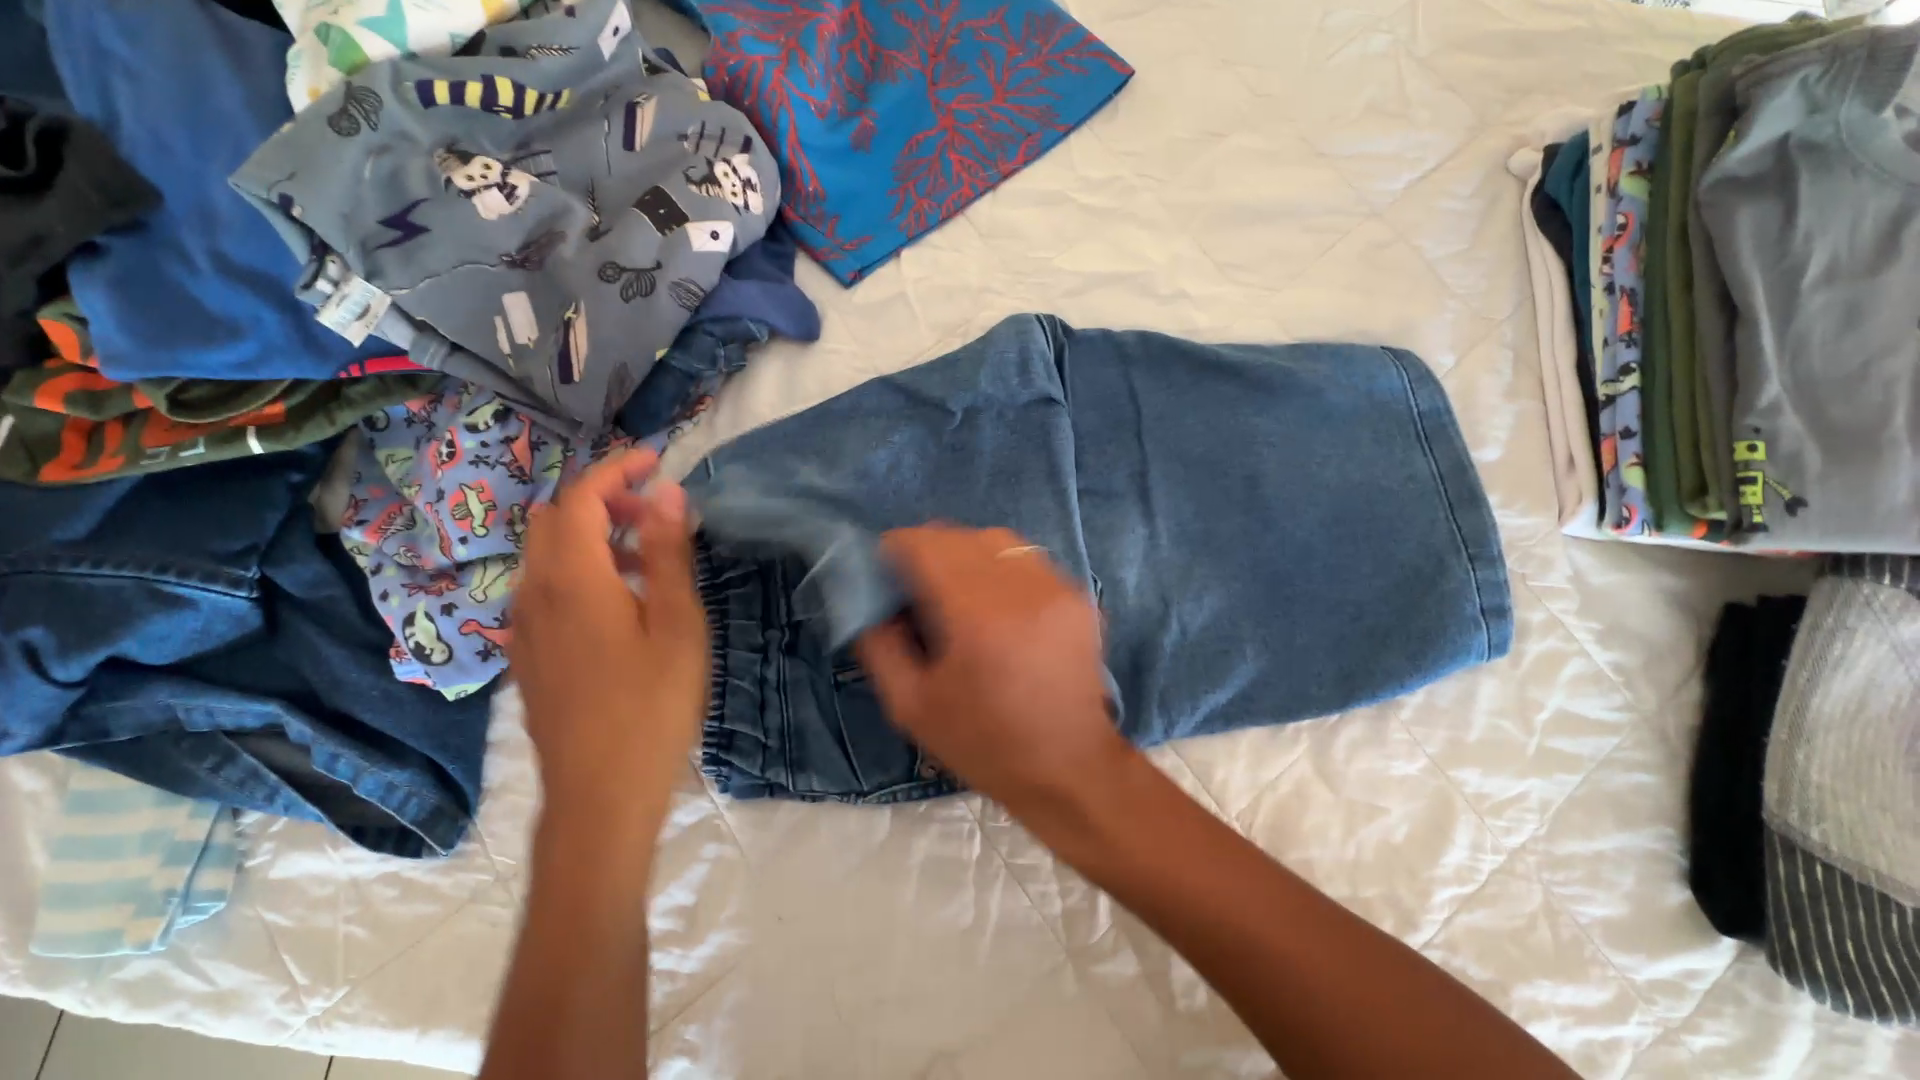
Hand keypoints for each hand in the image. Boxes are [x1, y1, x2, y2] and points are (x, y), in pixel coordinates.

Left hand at [509, 448, 707, 838]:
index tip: (657, 459)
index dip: (618, 469)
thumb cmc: (651, 708)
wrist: (599, 796)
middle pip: (556, 520)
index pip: (584, 497)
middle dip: (603, 501)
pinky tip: (613, 608)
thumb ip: (667, 554)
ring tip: (644, 561)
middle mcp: (535, 593)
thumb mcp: (677, 626)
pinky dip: (575, 574)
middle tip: (655, 516)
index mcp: (573, 578)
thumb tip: (667, 491)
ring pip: (545, 556)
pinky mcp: (526, 658)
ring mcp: (524, 628)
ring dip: (589, 538)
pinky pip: (542, 592)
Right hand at [855, 525, 1132, 817]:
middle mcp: (1021, 590)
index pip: (927, 546)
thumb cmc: (984, 744)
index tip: (885, 574)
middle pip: (961, 536)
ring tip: (956, 592)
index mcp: (976, 617)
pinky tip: (996, 606)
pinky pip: (1028, 561)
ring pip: (998, 541)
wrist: (1070, 770)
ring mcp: (1058, 589)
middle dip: (929, 551)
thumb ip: (880, 645)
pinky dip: (1001, 570)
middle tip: (915, 586)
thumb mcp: (910, 706)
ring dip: (966, 555)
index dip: (897, 549)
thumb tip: (872, 601)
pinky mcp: (1080, 597)